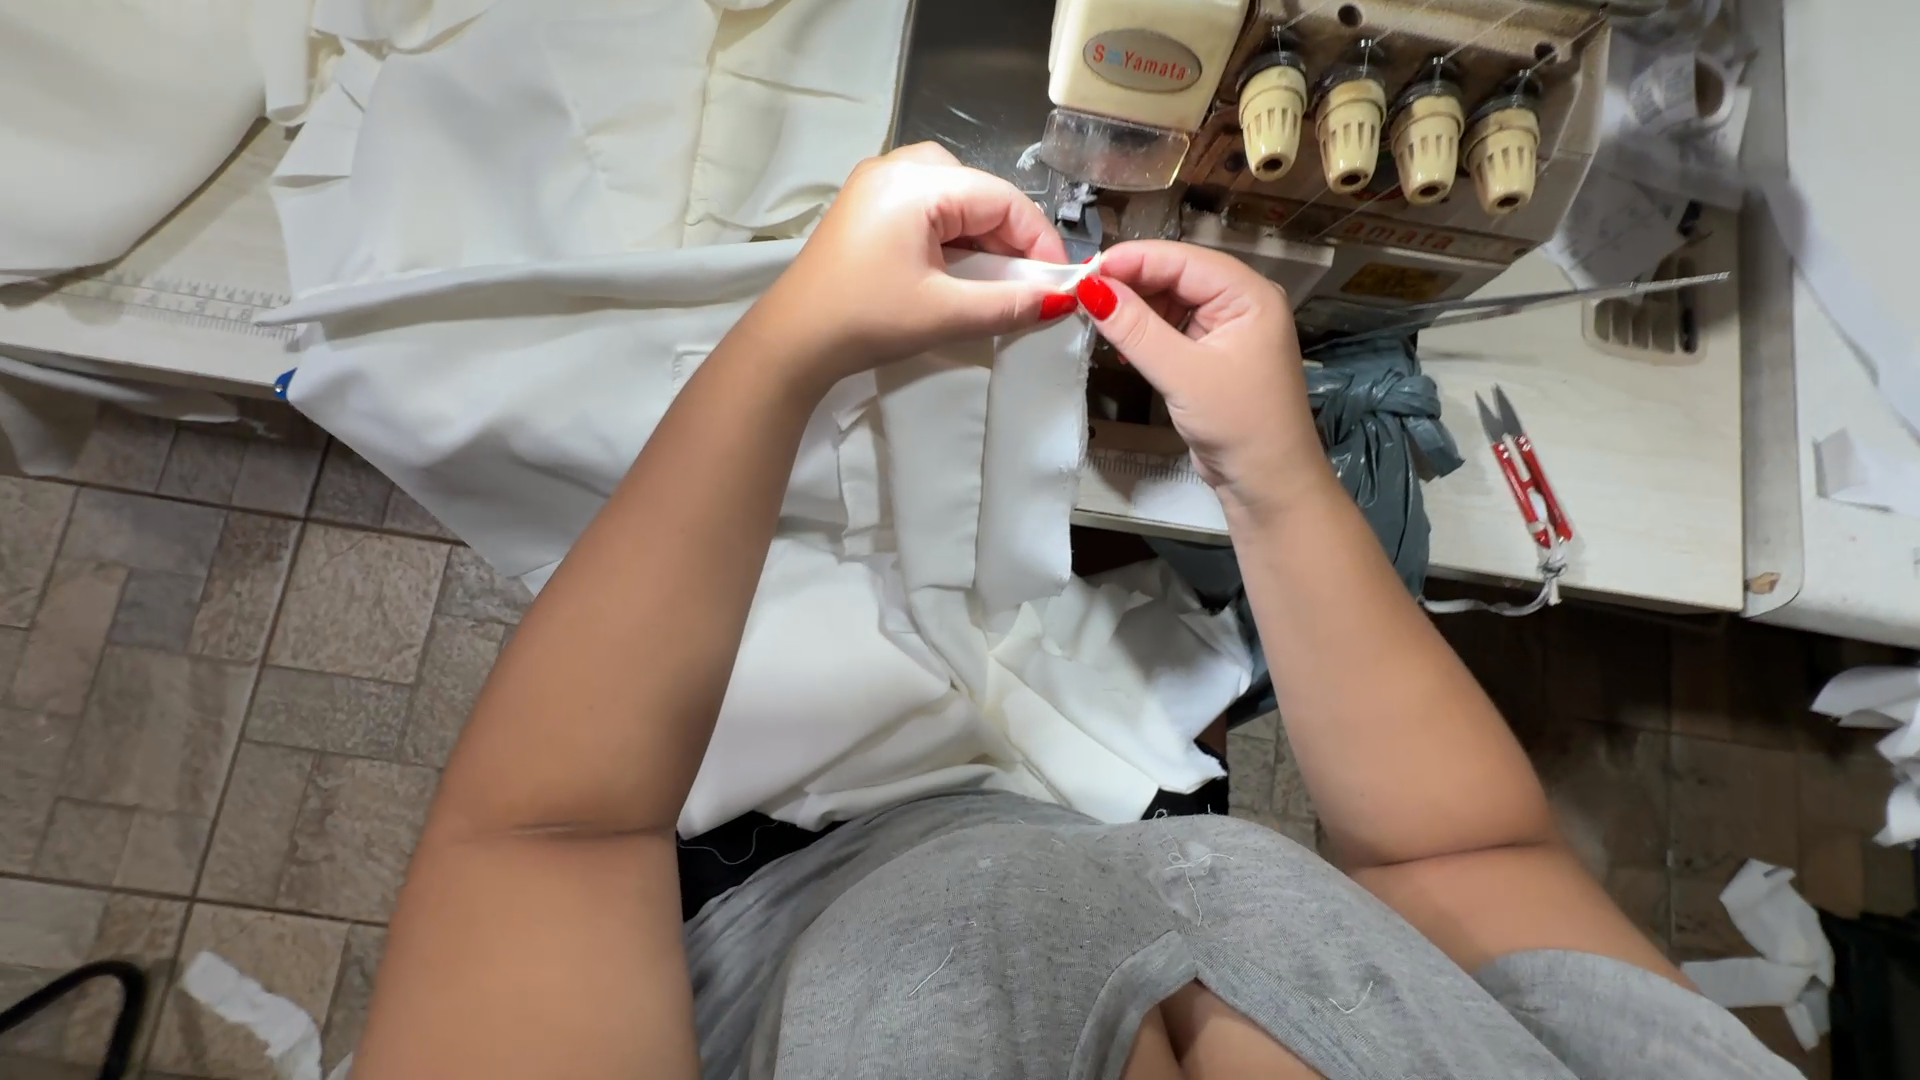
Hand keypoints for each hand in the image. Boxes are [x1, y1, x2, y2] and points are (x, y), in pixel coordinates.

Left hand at [752, 143, 1076, 384]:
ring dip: (983, 242)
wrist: (793, 342)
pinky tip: (961, 274)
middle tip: (1029, 287)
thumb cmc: (867, 321)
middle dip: (1011, 242)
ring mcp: (877, 184)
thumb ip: (1009, 304)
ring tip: (998, 284)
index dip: (1039, 241)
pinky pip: (928, 211)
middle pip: (980, 195)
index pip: (1002, 200)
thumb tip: (1061, 301)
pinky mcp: (868, 207)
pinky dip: (953, 240)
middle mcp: (897, 166)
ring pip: (956, 202)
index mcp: (917, 181)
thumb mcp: (945, 314)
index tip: (1062, 282)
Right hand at [1077, 240, 1331, 515]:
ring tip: (1096, 319)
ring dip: (1134, 310)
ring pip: (1170, 303)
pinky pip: (1172, 330)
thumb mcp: (1183, 373)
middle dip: (1130, 284)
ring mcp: (1225, 330)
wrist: (1267, 481)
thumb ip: (1136, 329)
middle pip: (1176, 277)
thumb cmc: (1238, 423)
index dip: (1133, 260)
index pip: (1183, 260)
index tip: (1085, 271)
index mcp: (1249, 294)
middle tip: (1082, 296)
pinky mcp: (1211, 355)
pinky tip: (1121, 346)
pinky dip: (1144, 334)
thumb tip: (1090, 290)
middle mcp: (1240, 303)